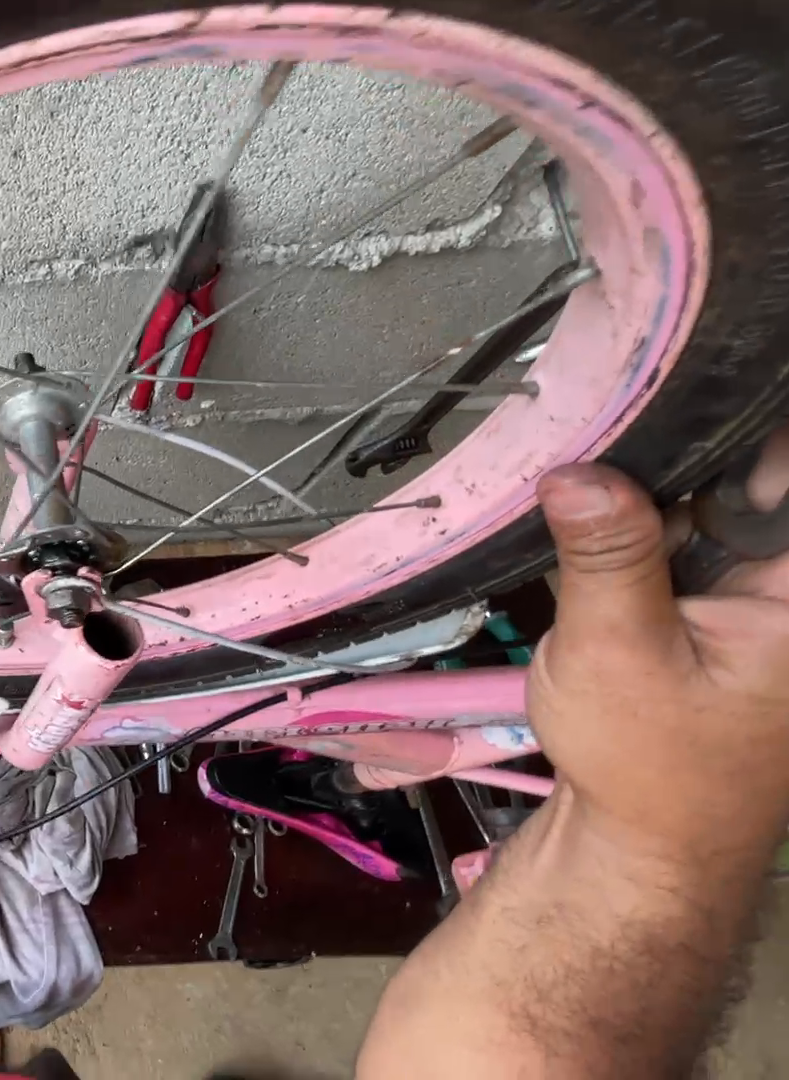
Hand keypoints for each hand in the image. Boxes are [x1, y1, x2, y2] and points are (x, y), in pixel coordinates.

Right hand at [529, 441, 788, 865]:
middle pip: (756, 490)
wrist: (641, 824)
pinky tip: (590, 511)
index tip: (676, 384)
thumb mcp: (617, 649)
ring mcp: (758, 596)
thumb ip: (608, 558)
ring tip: (585, 460)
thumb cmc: (648, 753)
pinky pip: (685, 541)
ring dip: (653, 488)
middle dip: (685, 455)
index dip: (753, 434)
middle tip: (606, 417)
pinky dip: (638, 521)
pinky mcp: (715, 607)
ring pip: (717, 509)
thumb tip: (578, 475)